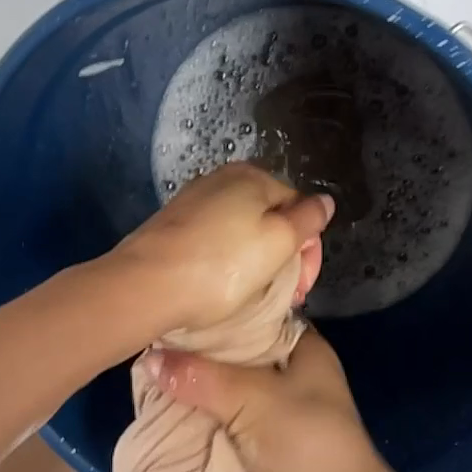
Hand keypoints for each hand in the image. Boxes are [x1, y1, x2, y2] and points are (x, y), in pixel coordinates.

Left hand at [109, 162, 331, 335]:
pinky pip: (214, 240)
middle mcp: (221, 179)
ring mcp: (192, 202)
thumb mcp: (279, 241)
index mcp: (252, 176)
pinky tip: (222, 287)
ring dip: (257, 261)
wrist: (146, 286)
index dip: (309, 247)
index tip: (302, 287)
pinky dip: (226, 261)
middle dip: (284, 255)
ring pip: (241, 230)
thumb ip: (308, 218)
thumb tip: (325, 200)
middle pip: (269, 216)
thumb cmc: (222, 266)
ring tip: (255, 296)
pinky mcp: (172, 226)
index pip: (298, 206)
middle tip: (285, 296)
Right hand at [145, 329, 382, 471]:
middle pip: (244, 354)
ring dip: (205, 390)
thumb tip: (149, 359)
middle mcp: (298, 372)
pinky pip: (234, 420)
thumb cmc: (301, 434)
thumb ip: (199, 377)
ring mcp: (286, 408)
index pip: (261, 315)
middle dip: (207, 353)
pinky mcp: (272, 441)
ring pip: (236, 390)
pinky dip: (211, 418)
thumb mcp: (247, 396)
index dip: (225, 311)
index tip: (185, 308)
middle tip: (161, 341)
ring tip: (160, 373)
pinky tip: (176, 411)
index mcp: (305, 347)